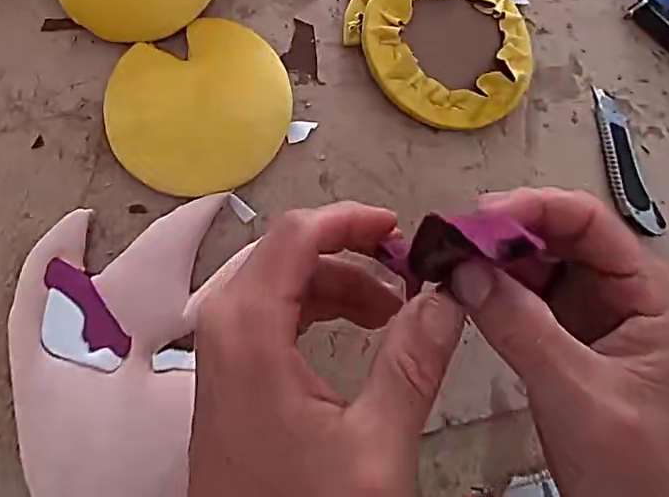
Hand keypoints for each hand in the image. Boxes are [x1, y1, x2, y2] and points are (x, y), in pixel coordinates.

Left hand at [190, 203, 466, 496]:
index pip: (298, 232)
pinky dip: (320, 305)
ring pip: (285, 277)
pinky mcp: (230, 374)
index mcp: (249, 330)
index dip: (352, 219)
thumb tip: (447, 296)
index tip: (399, 231)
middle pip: (290, 249)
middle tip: (404, 269)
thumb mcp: (374, 448)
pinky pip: (276, 309)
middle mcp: (224, 326)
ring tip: (392, 309)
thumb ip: (413, 362)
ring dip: (341, 280)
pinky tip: (358, 328)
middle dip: (353, 251)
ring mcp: (222, 350)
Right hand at [448, 189, 668, 496]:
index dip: (534, 209)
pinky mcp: (584, 349)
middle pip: (566, 241)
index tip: (481, 215)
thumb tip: (467, 270)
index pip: (590, 223)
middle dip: (510, 234)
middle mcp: (632, 298)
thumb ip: (524, 329)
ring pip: (548, 270)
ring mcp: (607, 323)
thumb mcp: (583, 401)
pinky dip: (505, 296)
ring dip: (502, 263)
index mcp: (656, 297)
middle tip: (457, 237)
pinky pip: (539, 305)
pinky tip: (473, 292)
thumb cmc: (651, 483)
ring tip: (456, 260)